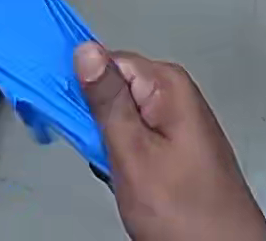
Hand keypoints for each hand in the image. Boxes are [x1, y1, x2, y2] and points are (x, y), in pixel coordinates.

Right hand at [75, 43, 265, 240]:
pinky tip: (133, 182)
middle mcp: (174, 92)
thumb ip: (107, 100)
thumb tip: (86, 50)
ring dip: (111, 144)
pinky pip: (136, 135)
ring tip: (124, 176)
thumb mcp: (134, 154)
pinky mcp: (175, 141)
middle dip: (100, 123)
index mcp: (166, 82)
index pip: (106, 62)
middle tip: (105, 157)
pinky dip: (126, 157)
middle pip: (114, 88)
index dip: (86, 92)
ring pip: (122, 116)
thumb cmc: (188, 215)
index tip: (78, 123)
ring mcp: (176, 118)